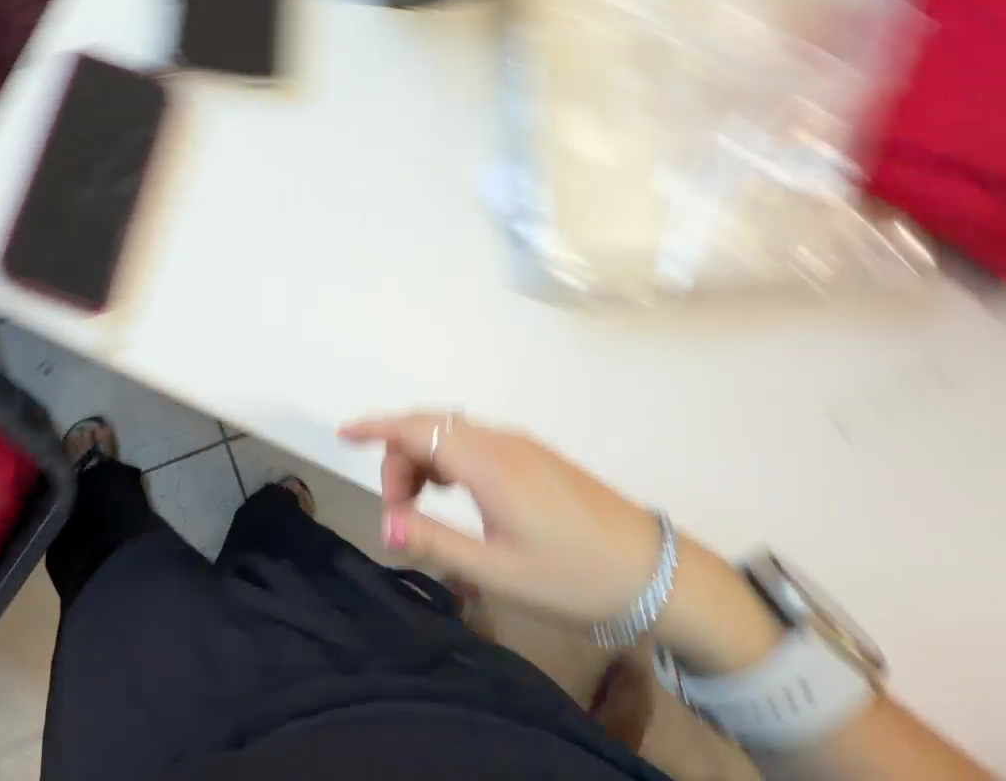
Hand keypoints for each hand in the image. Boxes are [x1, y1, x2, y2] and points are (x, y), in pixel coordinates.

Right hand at [341, 412, 670, 624]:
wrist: (662, 577)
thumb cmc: (574, 578)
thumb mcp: (497, 573)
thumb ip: (434, 542)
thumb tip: (383, 524)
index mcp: (488, 464)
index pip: (416, 429)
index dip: (375, 427)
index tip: (343, 434)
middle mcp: (502, 443)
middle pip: (430, 427)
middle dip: (399, 457)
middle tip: (398, 513)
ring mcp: (524, 446)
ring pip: (454, 433)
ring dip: (425, 458)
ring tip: (421, 507)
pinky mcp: (538, 458)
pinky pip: (476, 441)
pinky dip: (449, 458)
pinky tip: (456, 495)